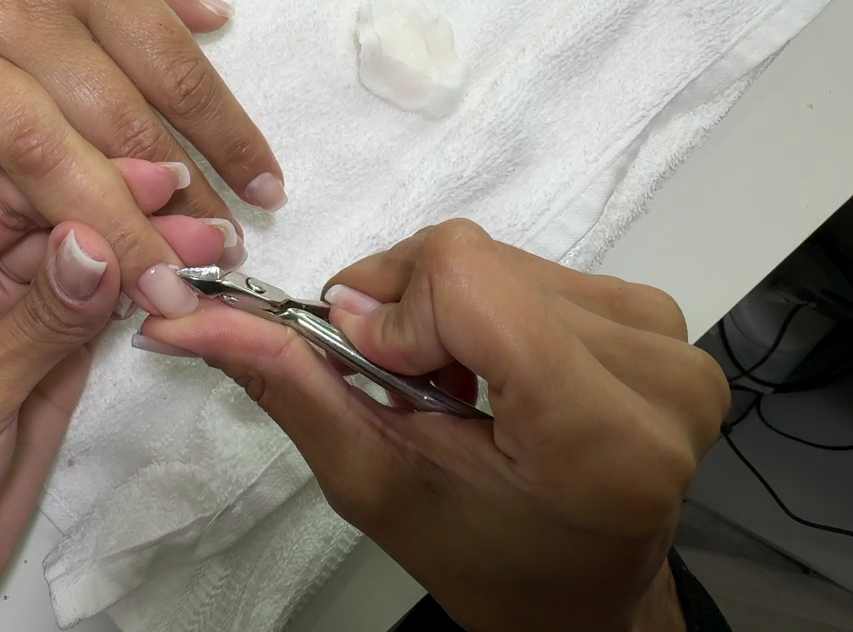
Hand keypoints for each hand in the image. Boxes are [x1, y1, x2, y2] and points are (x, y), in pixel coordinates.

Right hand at [0, 0, 274, 343]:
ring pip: (32, 150)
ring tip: (146, 297)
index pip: (177, 67)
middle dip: (176, 202)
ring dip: (94, 229)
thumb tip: (218, 18)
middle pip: (119, 122)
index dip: (230, 134)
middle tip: (222, 268)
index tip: (267, 190)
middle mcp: (28, 14)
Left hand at [0, 158, 225, 631]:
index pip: (13, 199)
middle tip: (209, 223)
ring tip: (216, 251)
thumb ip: (35, 320)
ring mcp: (21, 326)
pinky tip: (184, 289)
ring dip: (149, 260)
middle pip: (62, 230)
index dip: (83, 182)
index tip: (161, 181)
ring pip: (91, 272)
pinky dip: (145, 303)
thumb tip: (99, 237)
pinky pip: (103, 319)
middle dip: (133, 221)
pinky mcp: (53, 367)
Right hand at [137, 221, 729, 631]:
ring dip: (445, 306)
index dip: (392, 310)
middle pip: (473, 260)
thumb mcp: (371, 482)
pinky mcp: (662, 317)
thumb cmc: (480, 559)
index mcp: (596, 433)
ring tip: (453, 379)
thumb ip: (286, 386)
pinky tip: (496, 363)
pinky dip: (487, 302)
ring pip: (495, 255)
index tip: (372, 366)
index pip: (463, 277)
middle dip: (408, 309)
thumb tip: (183, 315)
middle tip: (406, 381)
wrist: (584, 596)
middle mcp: (654, 371)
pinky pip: (532, 264)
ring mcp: (669, 338)